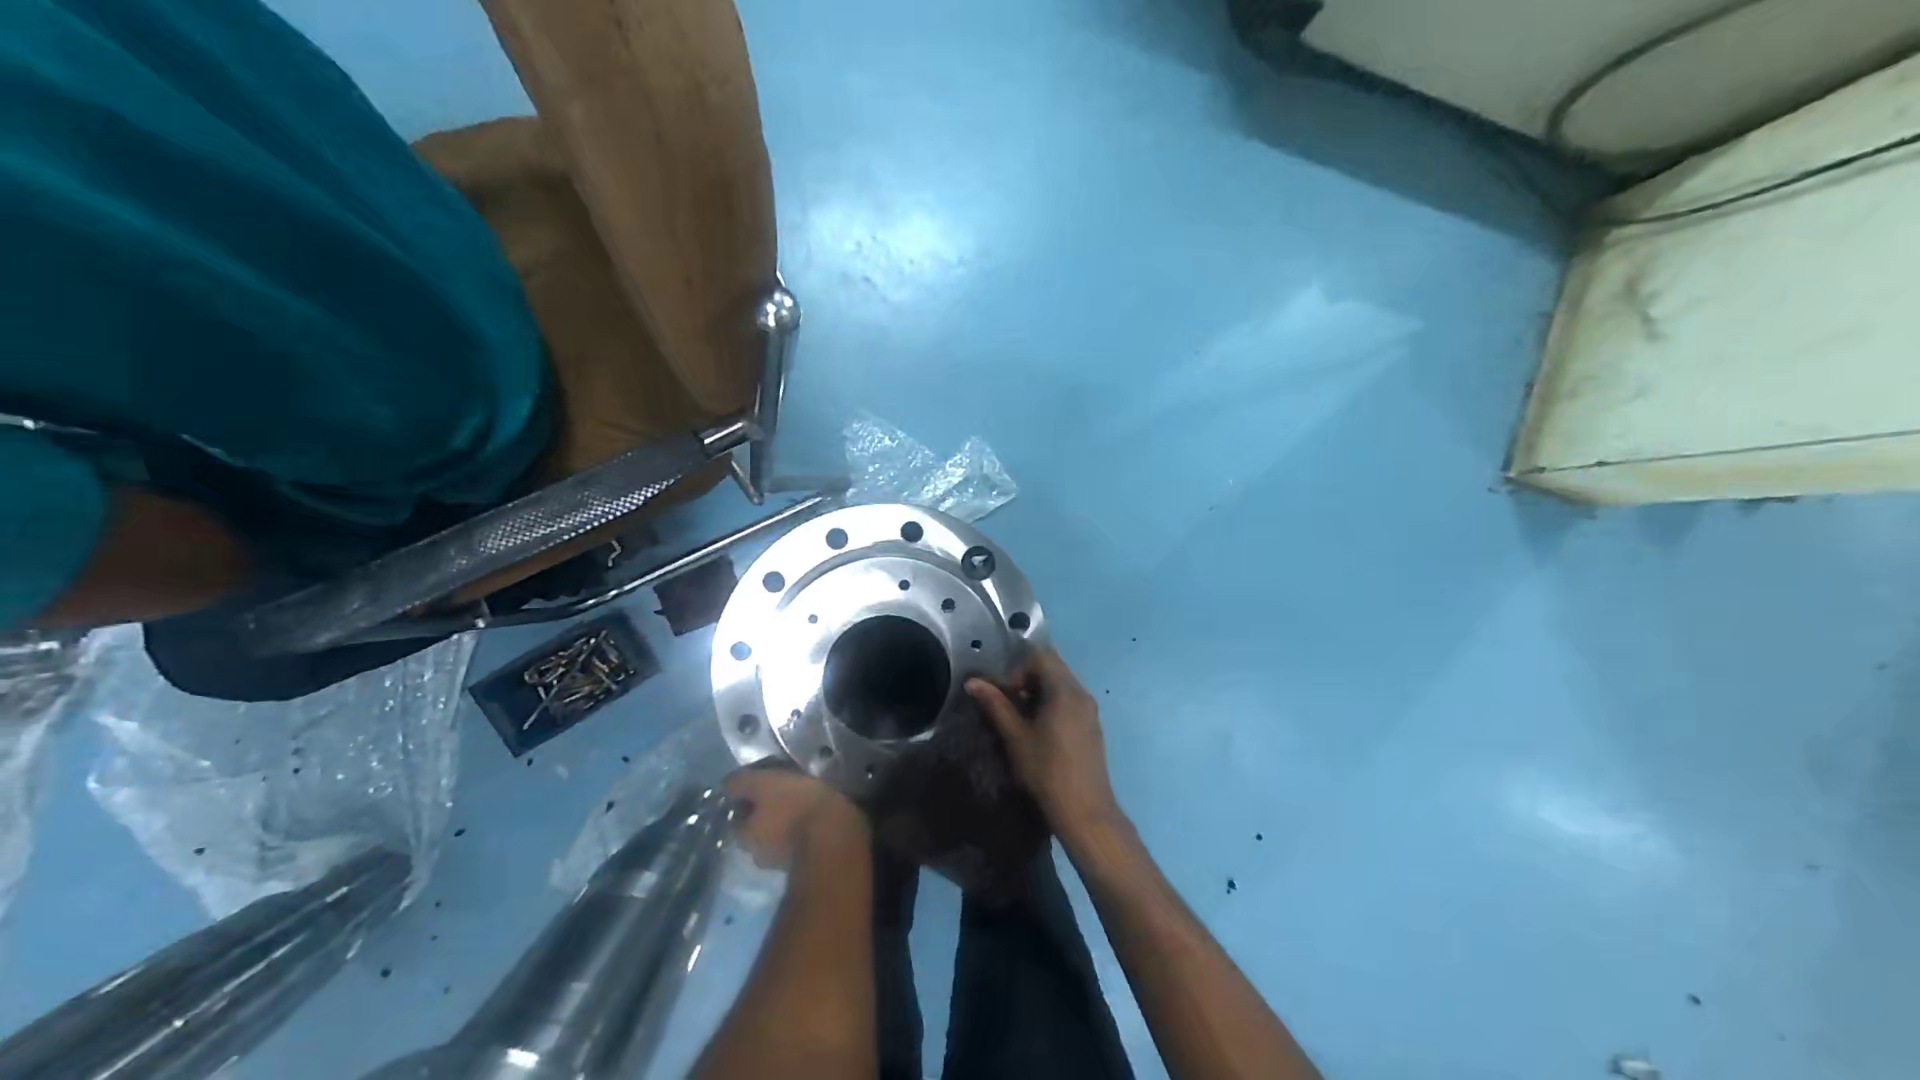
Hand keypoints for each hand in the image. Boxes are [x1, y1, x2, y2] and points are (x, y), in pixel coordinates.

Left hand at [723, 766, 867, 869]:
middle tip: (783, 793)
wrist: (836, 838)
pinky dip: (805, 831)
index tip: (763, 784)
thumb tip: (726, 784)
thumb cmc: (796, 806)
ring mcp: (784, 864)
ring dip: (787, 824)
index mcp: (744, 836)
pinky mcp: (810, 864)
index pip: (737, 815)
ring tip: (804, 804)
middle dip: (768, 813)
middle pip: (758, 829)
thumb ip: (741, 783)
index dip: (747, 797)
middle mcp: (759, 855)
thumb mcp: (764, 783)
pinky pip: (801, 843)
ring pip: (780, 837)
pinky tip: (816, 817)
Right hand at [966, 647, 1125, 841]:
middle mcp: (1082, 693)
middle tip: (1011, 706)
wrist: (1085, 810)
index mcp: (1065, 691)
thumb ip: (995, 705)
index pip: (1041, 656)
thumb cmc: (1047, 771)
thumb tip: (973, 682)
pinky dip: (1052, 704)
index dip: (1018, 668)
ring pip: (1061, 684)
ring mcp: (1090, 709)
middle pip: (1053, 667)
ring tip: (1023, 721)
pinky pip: (1070, 700)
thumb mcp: (1016, 737)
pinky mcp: (1092, 725)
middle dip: (1027, 679)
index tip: (1007, 695)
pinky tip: (1041, 732)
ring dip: (1039, 692)